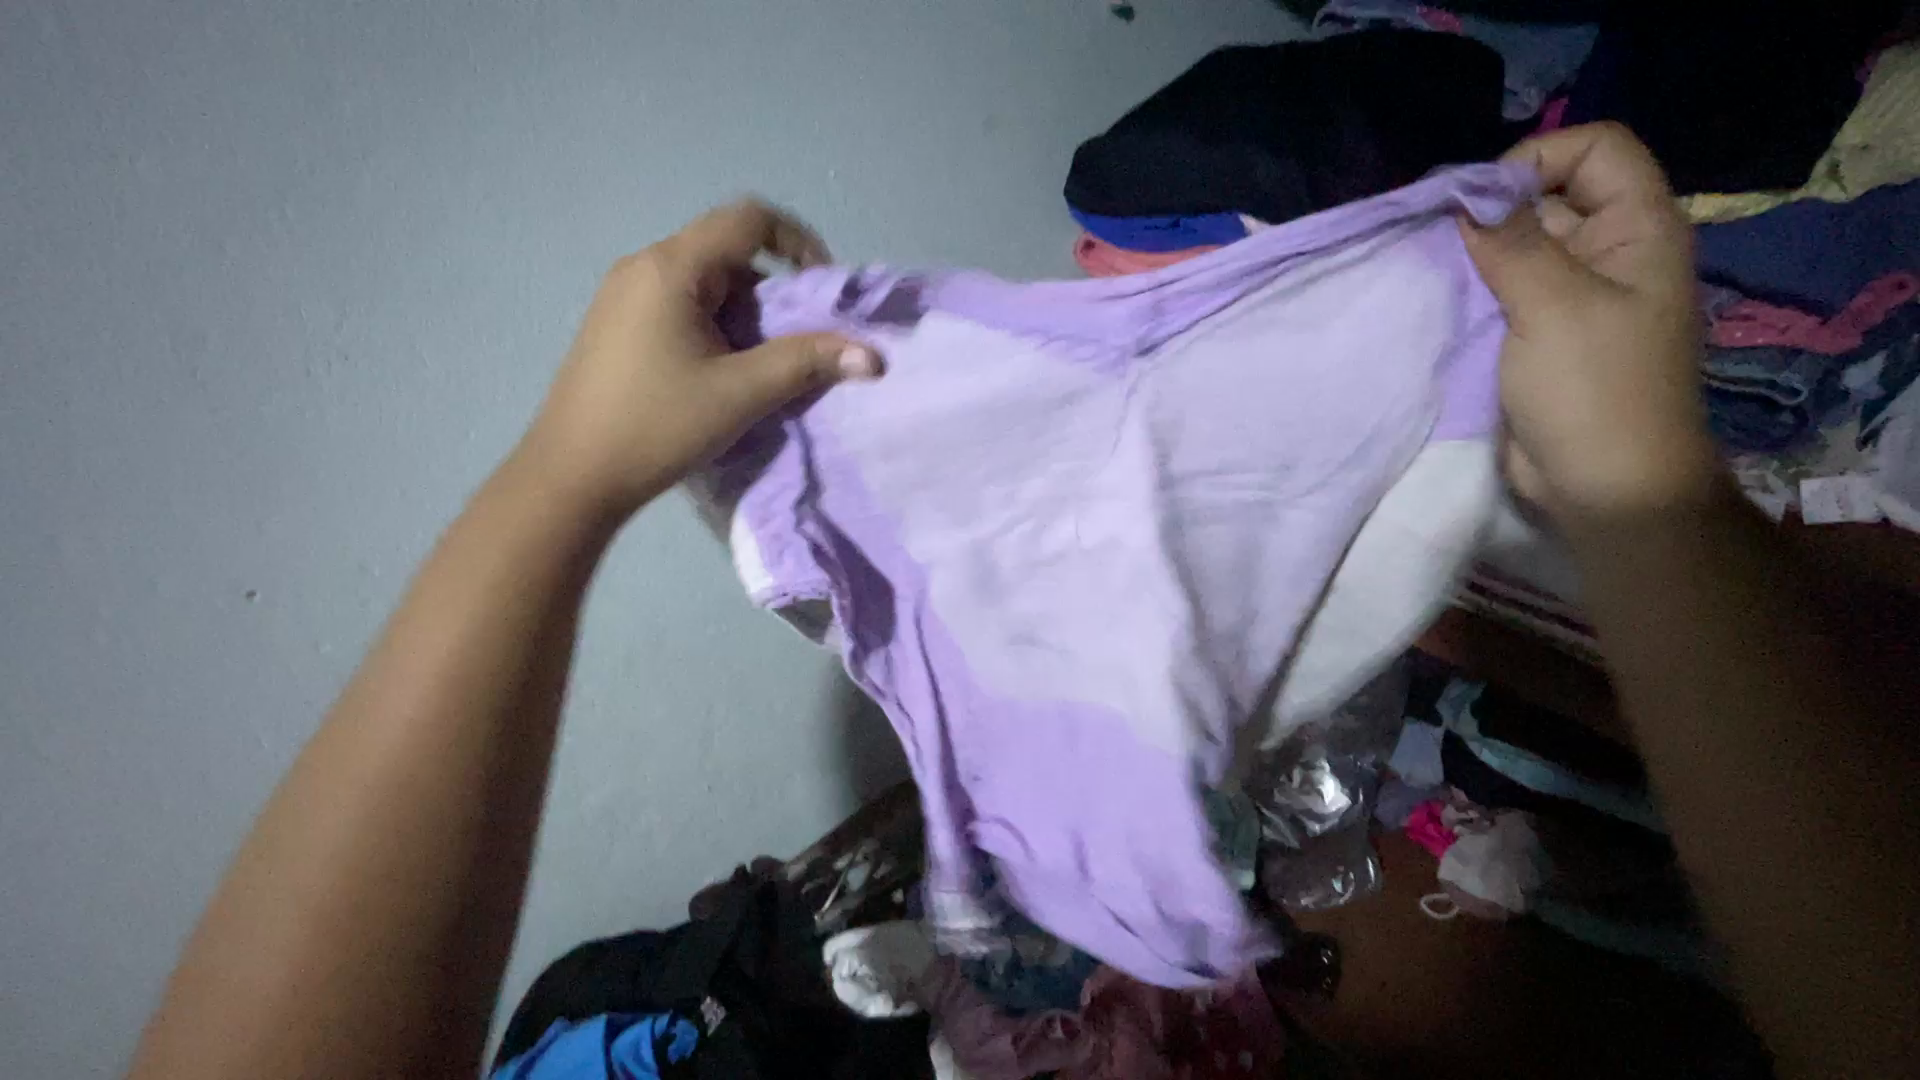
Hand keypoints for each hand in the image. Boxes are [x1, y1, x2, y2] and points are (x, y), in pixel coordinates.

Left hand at [519, 199, 880, 516]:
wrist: (572, 475)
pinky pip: (682, 304)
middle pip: (728, 251)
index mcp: (672, 267)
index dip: (799, 243)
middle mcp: (645, 267)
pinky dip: (717, 325)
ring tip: (762, 365)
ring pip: (706, 282)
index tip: (824, 290)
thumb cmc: (657, 425)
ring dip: (747, 312)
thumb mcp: (741, 393)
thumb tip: (871, 356)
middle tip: (798, 340)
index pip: (749, 219)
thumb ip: (806, 364)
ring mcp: (625, 296)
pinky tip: (721, 373)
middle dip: (775, 289)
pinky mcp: (618, 325)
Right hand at [1461, 123, 1718, 517]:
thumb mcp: (1554, 306)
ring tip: (1429, 269)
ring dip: (1473, 252)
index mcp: (1637, 230)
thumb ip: (1513, 245)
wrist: (1602, 483)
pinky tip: (1437, 298)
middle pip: (1548, 195)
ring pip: (1517, 246)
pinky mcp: (1536, 334)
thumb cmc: (1593, 389)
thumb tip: (1468, 200)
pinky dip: (1469, 287)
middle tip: (1435, 238)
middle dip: (1491, 208)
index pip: (1594, 149)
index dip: (1534, 160)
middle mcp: (1606, 253)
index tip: (1476, 204)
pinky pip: (1501, 291)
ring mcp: (1570, 296)